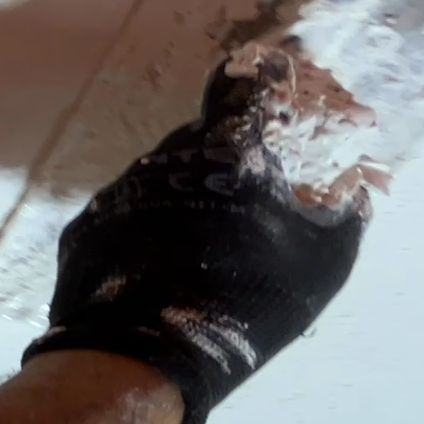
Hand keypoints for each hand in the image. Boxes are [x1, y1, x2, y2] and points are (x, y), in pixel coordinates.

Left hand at [24, 55, 367, 423]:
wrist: (140, 349)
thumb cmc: (245, 296)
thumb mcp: (321, 253)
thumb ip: (332, 207)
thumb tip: (345, 186)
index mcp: (223, 152)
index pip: (237, 90)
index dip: (253, 78)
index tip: (263, 75)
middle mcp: (156, 164)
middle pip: (192, 142)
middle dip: (220, 156)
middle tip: (243, 191)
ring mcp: (109, 199)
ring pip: (151, 181)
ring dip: (176, 195)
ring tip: (197, 241)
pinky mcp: (77, 233)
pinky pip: (117, 216)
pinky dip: (138, 226)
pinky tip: (155, 260)